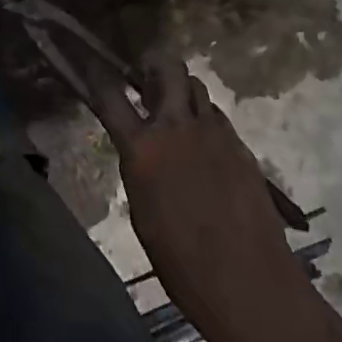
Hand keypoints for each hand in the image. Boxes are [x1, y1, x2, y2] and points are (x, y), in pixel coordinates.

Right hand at [92, 61, 341, 341]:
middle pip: (168, 69)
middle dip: (155, 64)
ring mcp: (212, 130)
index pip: (112, 99)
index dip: (100, 79)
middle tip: (148, 75)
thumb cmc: (182, 261)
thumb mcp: (143, 214)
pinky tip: (204, 139)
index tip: (95, 67)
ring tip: (177, 105)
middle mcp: (177, 127)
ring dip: (182, 89)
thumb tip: (142, 151)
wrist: (246, 277)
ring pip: (196, 86)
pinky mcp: (238, 142)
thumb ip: (141, 169)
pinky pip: (216, 114)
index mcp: (143, 149)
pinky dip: (205, 116)